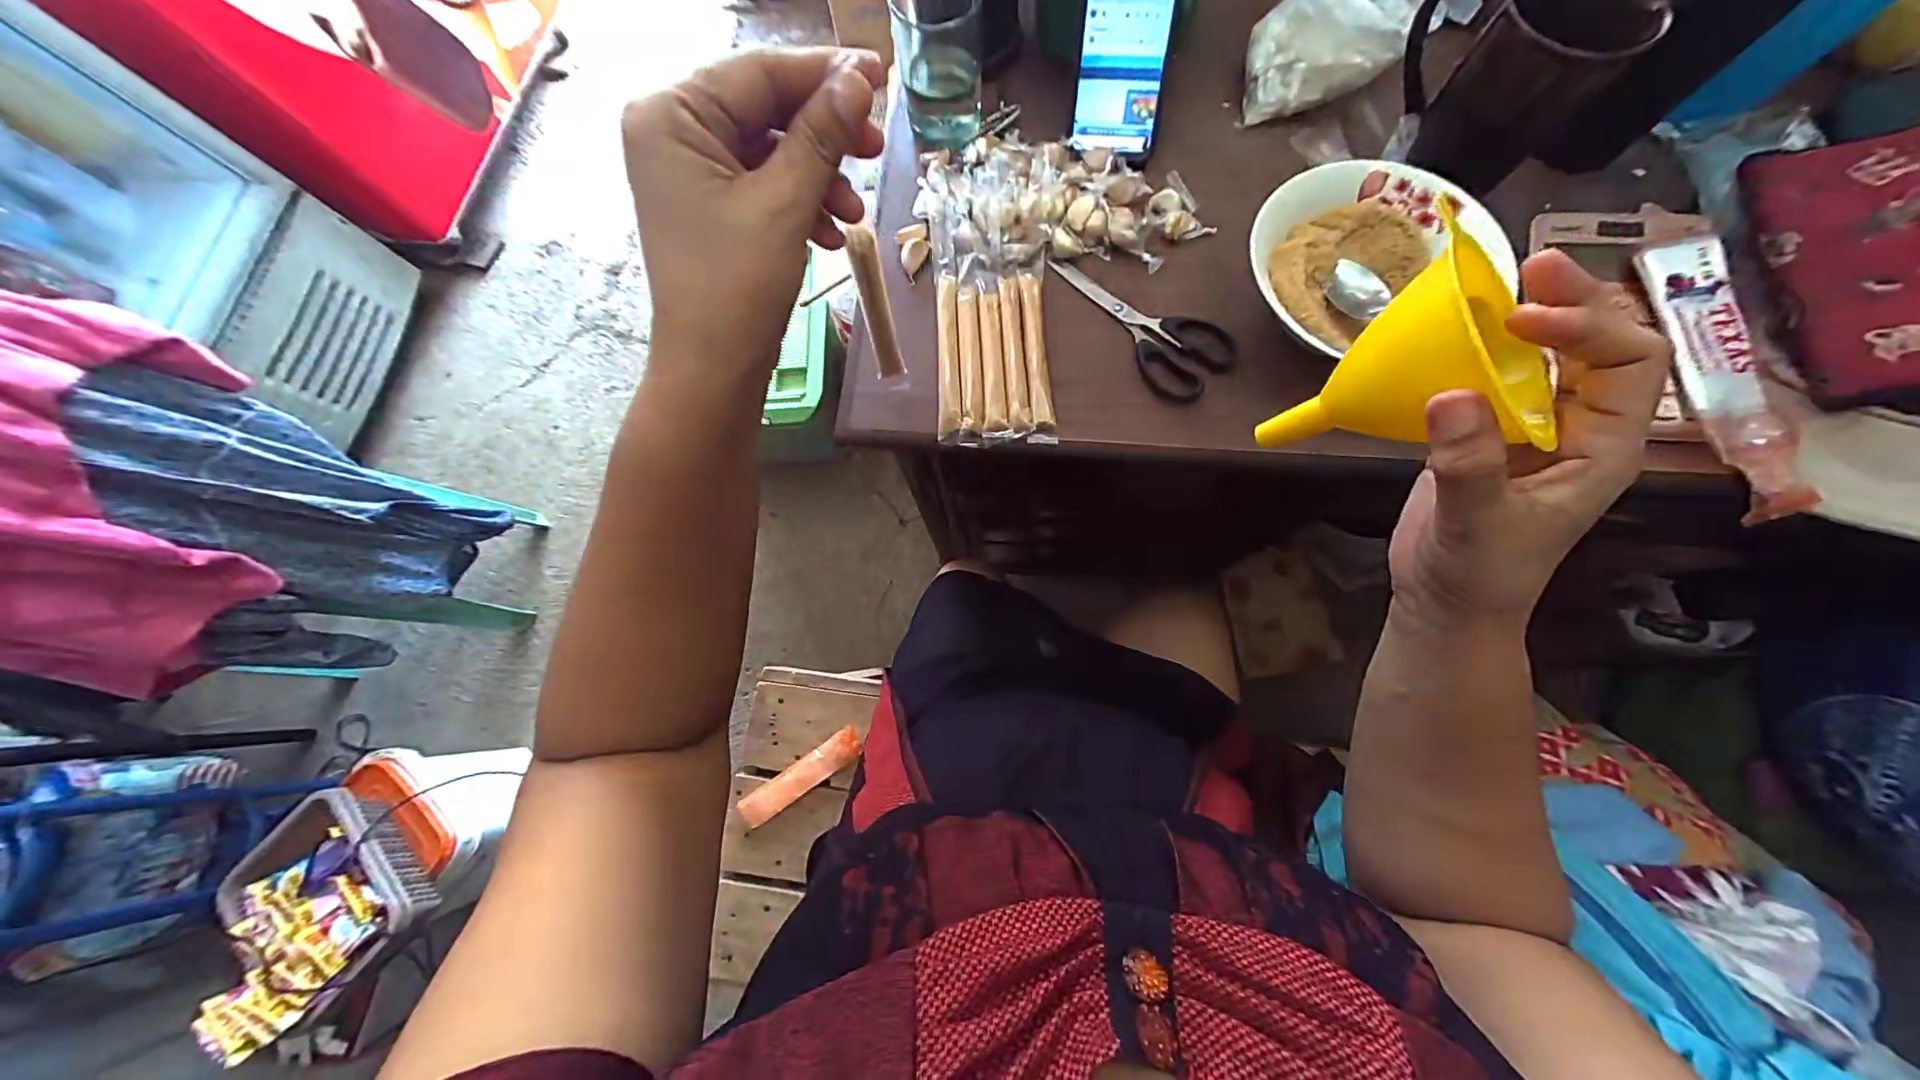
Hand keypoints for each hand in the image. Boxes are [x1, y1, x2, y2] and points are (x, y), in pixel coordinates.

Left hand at [621, 48, 883, 370]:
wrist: (713, 368)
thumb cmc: (737, 286)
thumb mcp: (785, 204)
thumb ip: (821, 135)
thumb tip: (858, 80)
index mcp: (672, 116)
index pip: (759, 73)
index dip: (824, 73)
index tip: (879, 76)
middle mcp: (672, 134)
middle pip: (765, 110)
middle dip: (824, 135)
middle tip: (874, 148)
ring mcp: (690, 175)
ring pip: (770, 153)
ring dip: (820, 177)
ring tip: (854, 214)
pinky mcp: (710, 209)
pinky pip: (764, 188)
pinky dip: (802, 205)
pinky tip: (831, 234)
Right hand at [1388, 250, 1671, 622]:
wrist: (1443, 602)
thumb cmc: (1477, 573)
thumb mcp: (1475, 524)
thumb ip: (1468, 464)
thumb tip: (1450, 393)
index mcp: (1602, 447)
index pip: (1629, 364)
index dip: (1589, 329)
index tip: (1526, 319)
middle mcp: (1575, 429)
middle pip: (1596, 348)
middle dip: (1571, 303)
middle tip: (1531, 266)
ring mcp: (1528, 432)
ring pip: (1544, 360)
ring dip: (1525, 322)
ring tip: (1495, 288)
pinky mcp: (1482, 438)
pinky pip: (1491, 383)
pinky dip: (1476, 356)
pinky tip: (1453, 340)